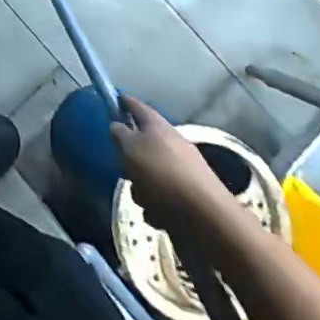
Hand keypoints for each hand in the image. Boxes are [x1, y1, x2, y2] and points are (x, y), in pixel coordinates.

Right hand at [109, 96, 229, 229]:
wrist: (207, 218)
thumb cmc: (161, 174)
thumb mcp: (129, 148)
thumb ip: (118, 133)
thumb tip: (117, 126)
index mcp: (158, 126)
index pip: (136, 105)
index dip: (122, 102)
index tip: (112, 101)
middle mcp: (173, 144)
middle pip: (142, 144)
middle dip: (130, 159)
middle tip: (123, 168)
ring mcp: (184, 171)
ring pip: (149, 173)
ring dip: (141, 187)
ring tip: (144, 198)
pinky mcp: (191, 197)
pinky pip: (162, 196)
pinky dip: (157, 206)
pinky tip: (158, 215)